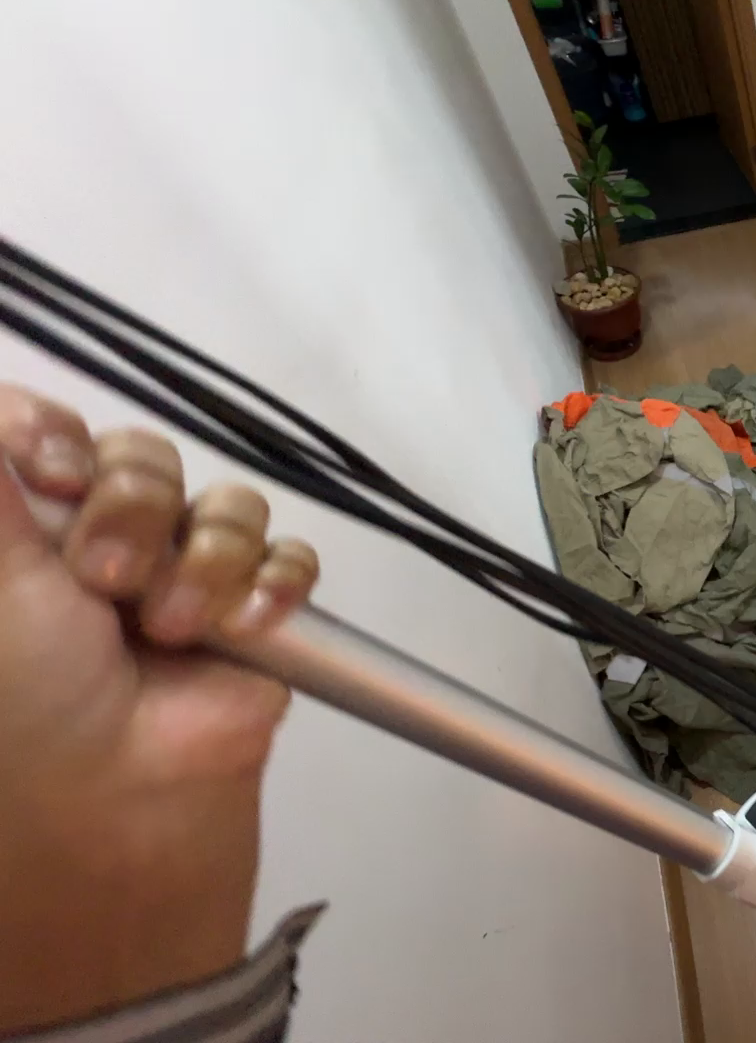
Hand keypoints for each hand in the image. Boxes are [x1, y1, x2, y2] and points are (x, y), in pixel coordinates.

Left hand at [0, 386, 317, 1031]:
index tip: (53, 478)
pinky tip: (249, 625)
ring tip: (177, 623)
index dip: (61, 435)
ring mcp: (190, 568)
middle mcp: (103, 535)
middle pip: (149, 456)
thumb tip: (0, 408)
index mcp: (22, 525)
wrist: (119, 780)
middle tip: (108, 578)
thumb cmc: (19, 687)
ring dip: (210, 561)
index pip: (49, 427)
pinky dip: (277, 586)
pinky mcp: (263, 601)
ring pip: (231, 505)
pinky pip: (294, 556)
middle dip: (139, 510)